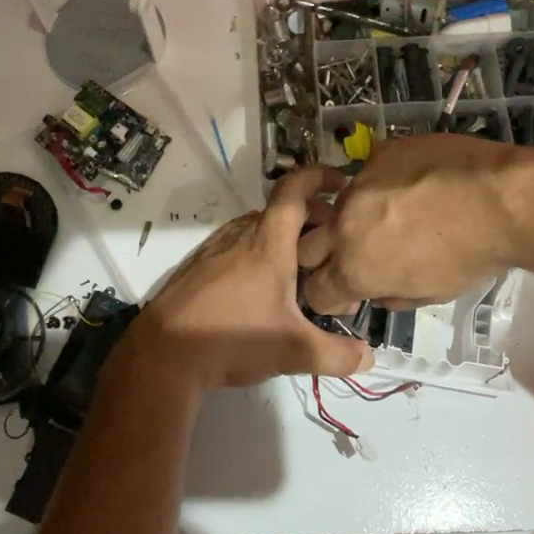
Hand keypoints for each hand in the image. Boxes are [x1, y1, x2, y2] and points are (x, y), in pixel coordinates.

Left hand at [110, 167, 372, 395]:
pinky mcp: (198, 268)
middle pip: (280, 211)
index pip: (295, 189)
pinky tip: (265, 290)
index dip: (320, 176)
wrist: (163, 355)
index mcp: (268, 242)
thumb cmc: (233, 339)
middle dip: (311, 218)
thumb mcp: (294, 350)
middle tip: (334, 245)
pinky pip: (237, 247)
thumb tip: (370, 357)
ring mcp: (215, 250)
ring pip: (258, 230)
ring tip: (305, 270)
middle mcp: (240, 236)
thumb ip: (337, 354)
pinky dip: (259, 255)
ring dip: (284, 239)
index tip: (342, 182)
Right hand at [300, 135, 533, 313]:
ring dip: (352, 216)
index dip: (329, 296)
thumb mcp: (431, 293)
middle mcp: (343, 226)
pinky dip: (381, 184)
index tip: (349, 292)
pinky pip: (366, 172)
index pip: (314, 290)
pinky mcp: (379, 153)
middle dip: (323, 256)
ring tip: (388, 214)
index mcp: (354, 269)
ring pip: (336, 205)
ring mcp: (358, 184)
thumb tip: (378, 291)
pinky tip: (411, 184)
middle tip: (356, 253)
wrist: (502, 199)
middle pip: (305, 246)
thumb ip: (392, 295)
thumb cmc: (471, 257)